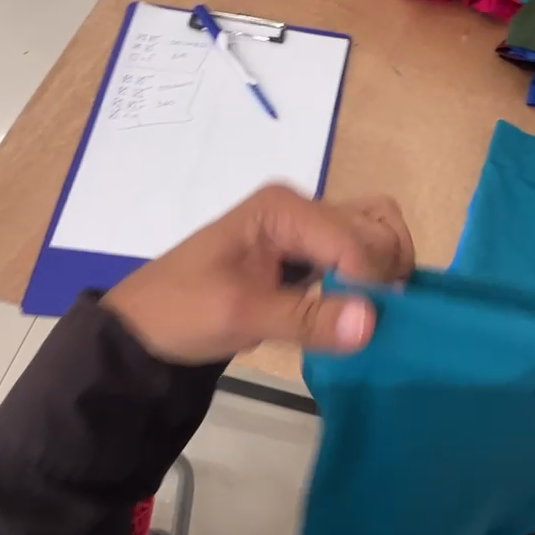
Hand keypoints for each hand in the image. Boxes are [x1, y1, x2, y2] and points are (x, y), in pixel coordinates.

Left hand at [103, 186, 415, 364]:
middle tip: (372, 317)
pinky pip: (364, 248)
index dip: (367, 282)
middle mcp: (304, 206)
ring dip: (388, 267)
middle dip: (383, 272)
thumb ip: (308, 319)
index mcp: (283, 208)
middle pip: (376, 226)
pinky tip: (366, 303)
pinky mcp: (313, 247)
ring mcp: (311, 225)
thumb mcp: (240, 315)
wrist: (146, 328)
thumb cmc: (183, 312)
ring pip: (379, 230)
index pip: (353, 240)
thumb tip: (371, 324)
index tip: (364, 324)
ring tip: (377, 307)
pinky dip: (377, 272)